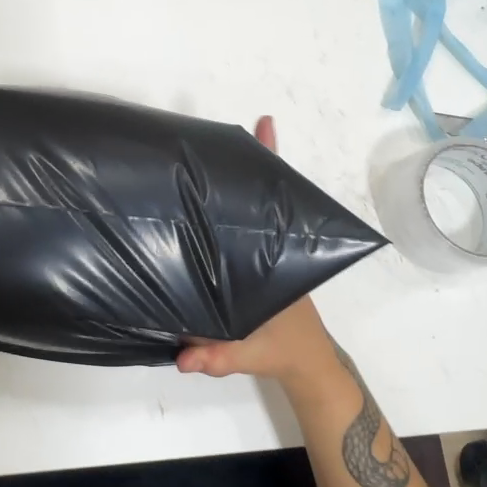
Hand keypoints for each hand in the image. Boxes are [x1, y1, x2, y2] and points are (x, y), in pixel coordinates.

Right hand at [175, 116, 347, 391]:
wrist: (302, 361)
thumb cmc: (280, 350)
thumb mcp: (247, 355)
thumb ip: (217, 357)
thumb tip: (184, 358)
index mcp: (276, 256)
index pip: (274, 200)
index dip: (271, 163)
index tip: (262, 126)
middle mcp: (269, 245)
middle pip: (259, 194)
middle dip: (242, 161)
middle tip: (207, 133)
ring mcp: (259, 251)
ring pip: (246, 208)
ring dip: (225, 179)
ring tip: (192, 151)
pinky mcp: (245, 261)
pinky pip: (232, 227)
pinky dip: (215, 206)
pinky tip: (189, 192)